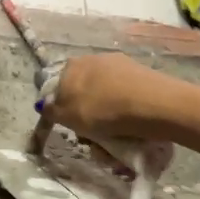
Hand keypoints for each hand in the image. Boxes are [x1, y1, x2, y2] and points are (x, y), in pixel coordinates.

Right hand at [42, 53, 199, 158]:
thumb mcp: (67, 117)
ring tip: (112, 138)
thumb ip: (51, 111)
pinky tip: (130, 127)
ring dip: (104, 118)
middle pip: (82, 92)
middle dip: (84, 114)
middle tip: (90, 136)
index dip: (59, 108)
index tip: (68, 126)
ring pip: (105, 97)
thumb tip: (46, 105)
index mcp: (71, 67)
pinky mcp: (141, 74)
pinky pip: (124, 97)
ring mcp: (120, 65)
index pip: (57, 86)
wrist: (152, 104)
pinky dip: (123, 112)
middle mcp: (93, 60)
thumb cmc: (102, 111)